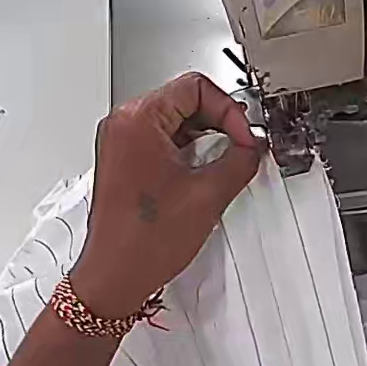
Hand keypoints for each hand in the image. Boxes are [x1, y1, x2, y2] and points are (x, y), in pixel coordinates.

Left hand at [68, 73, 261, 318]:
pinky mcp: (126, 160)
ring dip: (207, 138)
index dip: (230, 110)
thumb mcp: (208, 194)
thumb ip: (240, 159)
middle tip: (241, 147)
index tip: (244, 136)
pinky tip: (204, 175)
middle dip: (221, 122)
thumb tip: (252, 145)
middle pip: (186, 99)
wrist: (114, 277)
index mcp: (137, 120)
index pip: (196, 87)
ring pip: (178, 120)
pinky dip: (191, 151)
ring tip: (223, 164)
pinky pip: (165, 139)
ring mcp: (122, 142)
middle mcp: (124, 124)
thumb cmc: (142, 242)